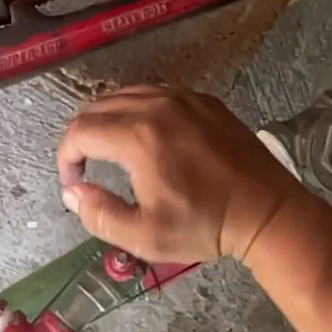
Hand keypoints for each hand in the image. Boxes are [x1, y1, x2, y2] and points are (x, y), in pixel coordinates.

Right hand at [56, 86, 308, 263]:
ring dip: (106, 121)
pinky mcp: (204, 101)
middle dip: (81, 137)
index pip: (80, 132)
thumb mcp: (145, 236)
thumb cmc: (205, 228)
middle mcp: (158, 106)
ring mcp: (184, 98)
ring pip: (125, 95)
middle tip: (84, 169)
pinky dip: (137, 111)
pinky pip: (156, 95)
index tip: (73, 183)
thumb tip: (72, 192)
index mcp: (139, 137)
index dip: (65, 158)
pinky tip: (143, 139)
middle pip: (98, 107)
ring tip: (108, 153)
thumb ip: (99, 215)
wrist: (266, 212)